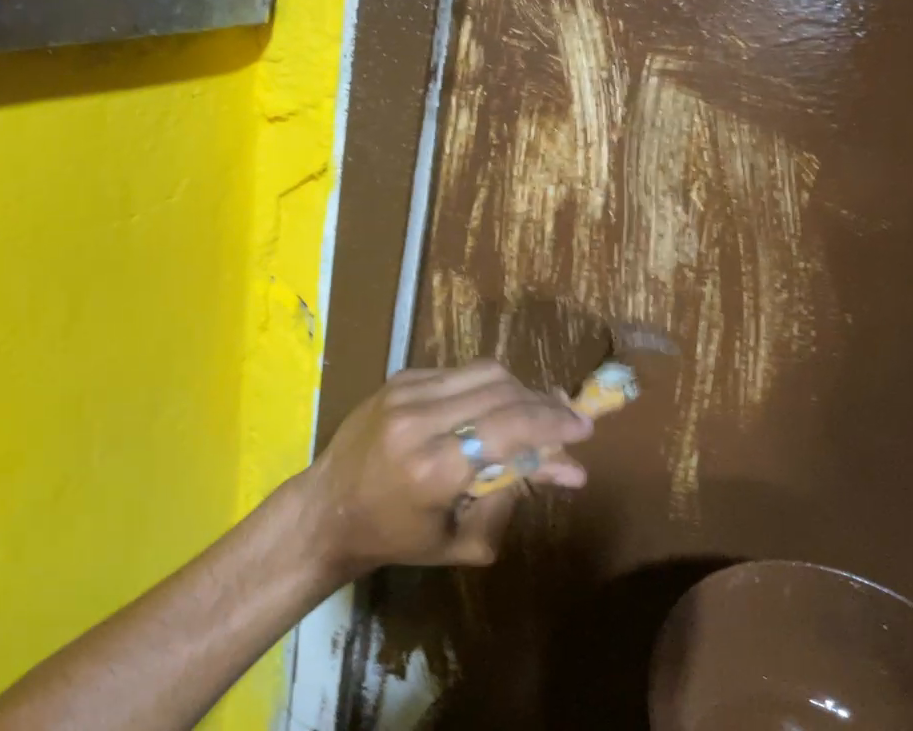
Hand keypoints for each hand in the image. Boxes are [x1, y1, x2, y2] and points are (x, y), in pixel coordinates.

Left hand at [300, 359, 593, 575]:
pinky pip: (458, 373)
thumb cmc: (395, 537)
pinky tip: (493, 407)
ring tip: (537, 411)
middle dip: (544, 404)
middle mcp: (418, 420)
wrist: (328, 508)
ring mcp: (404, 393)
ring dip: (519, 390)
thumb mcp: (462, 540)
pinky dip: (485, 387)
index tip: (584, 429)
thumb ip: (513, 501)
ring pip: (483, 372)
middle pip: (502, 391)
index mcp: (433, 469)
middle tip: (569, 421)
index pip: (509, 428)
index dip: (553, 424)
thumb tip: (568, 468)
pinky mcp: (398, 379)